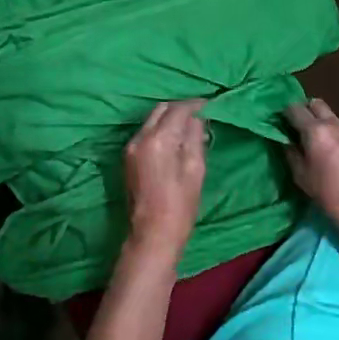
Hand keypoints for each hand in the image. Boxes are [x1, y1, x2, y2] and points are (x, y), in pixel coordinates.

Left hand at [122, 100, 207, 258]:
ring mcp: (130, 147)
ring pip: (152, 119)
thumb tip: (197, 118)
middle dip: (180, 108)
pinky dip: (161, 129)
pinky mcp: (128, 157)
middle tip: (200, 115)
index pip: (178, 109)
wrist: (151, 234)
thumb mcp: (195, 169)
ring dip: (170, 118)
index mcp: (158, 139)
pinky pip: (146, 132)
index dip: (195, 104)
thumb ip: (195, 137)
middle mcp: (140, 137)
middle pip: (161, 109)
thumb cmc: (179, 205)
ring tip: (190, 128)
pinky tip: (175, 140)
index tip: (210, 105)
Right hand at [284, 98, 338, 246]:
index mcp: (317, 132)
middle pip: (318, 105)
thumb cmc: (333, 200)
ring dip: (332, 131)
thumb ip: (293, 155)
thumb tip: (288, 142)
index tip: (285, 123)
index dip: (287, 114)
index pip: (295, 109)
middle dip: (310, 113)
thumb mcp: (303, 180)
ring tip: (333, 152)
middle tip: (306, 130)